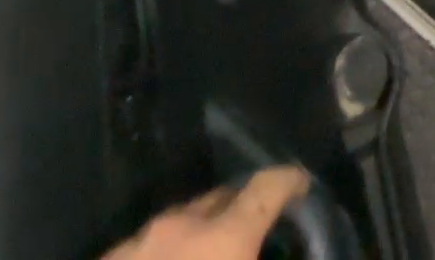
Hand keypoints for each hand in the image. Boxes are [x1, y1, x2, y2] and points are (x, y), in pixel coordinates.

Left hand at [103, 167, 308, 259]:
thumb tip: (256, 257)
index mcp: (224, 238)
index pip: (268, 186)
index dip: (289, 181)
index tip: (301, 188)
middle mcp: (180, 227)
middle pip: (221, 197)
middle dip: (242, 208)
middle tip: (255, 232)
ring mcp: (133, 246)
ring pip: (178, 222)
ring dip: (198, 234)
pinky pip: (142, 249)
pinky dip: (162, 258)